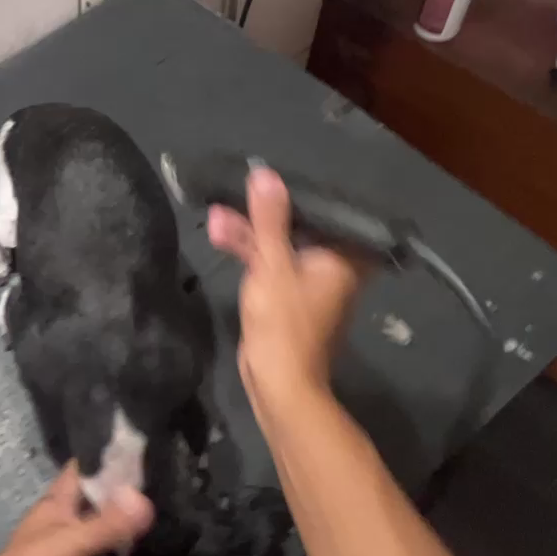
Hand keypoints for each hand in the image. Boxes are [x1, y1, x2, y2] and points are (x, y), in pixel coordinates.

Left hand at [0, 463, 152, 555]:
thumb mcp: (74, 540)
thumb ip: (107, 522)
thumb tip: (143, 497)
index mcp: (58, 499)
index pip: (82, 467)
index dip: (104, 456)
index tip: (136, 449)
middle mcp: (64, 515)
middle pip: (93, 495)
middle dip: (120, 490)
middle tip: (156, 485)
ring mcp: (69, 541)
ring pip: (98, 523)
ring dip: (120, 521)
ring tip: (156, 513)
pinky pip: (100, 550)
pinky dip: (116, 548)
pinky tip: (138, 547)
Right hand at [207, 168, 360, 422]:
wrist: (278, 381)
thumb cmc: (283, 322)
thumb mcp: (272, 263)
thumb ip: (268, 219)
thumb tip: (265, 174)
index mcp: (341, 258)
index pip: (324, 211)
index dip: (295, 192)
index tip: (268, 174)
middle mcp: (331, 266)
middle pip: (297, 226)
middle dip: (261, 213)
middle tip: (231, 194)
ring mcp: (307, 281)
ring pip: (278, 243)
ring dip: (248, 231)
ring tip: (214, 215)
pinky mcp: (286, 295)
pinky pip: (269, 261)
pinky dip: (249, 250)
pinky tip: (220, 233)